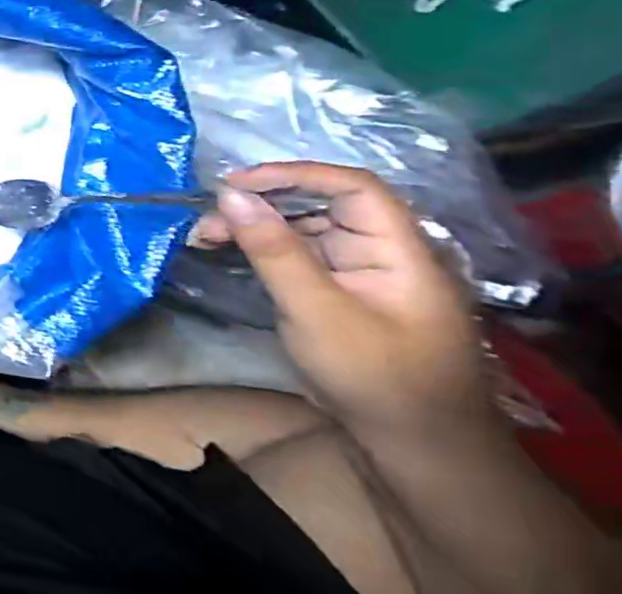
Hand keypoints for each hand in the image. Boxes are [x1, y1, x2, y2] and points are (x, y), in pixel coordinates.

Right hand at [196, 162, 488, 437]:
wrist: (416, 448)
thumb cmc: (376, 377)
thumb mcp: (315, 311)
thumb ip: (273, 249)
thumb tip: (229, 194)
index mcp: (398, 250)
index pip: (351, 186)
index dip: (293, 174)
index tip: (235, 184)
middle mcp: (382, 251)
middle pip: (319, 204)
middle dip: (259, 203)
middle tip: (208, 217)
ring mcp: (360, 271)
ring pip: (301, 227)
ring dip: (252, 225)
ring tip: (205, 236)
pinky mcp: (340, 290)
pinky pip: (297, 253)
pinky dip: (259, 247)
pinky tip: (227, 251)